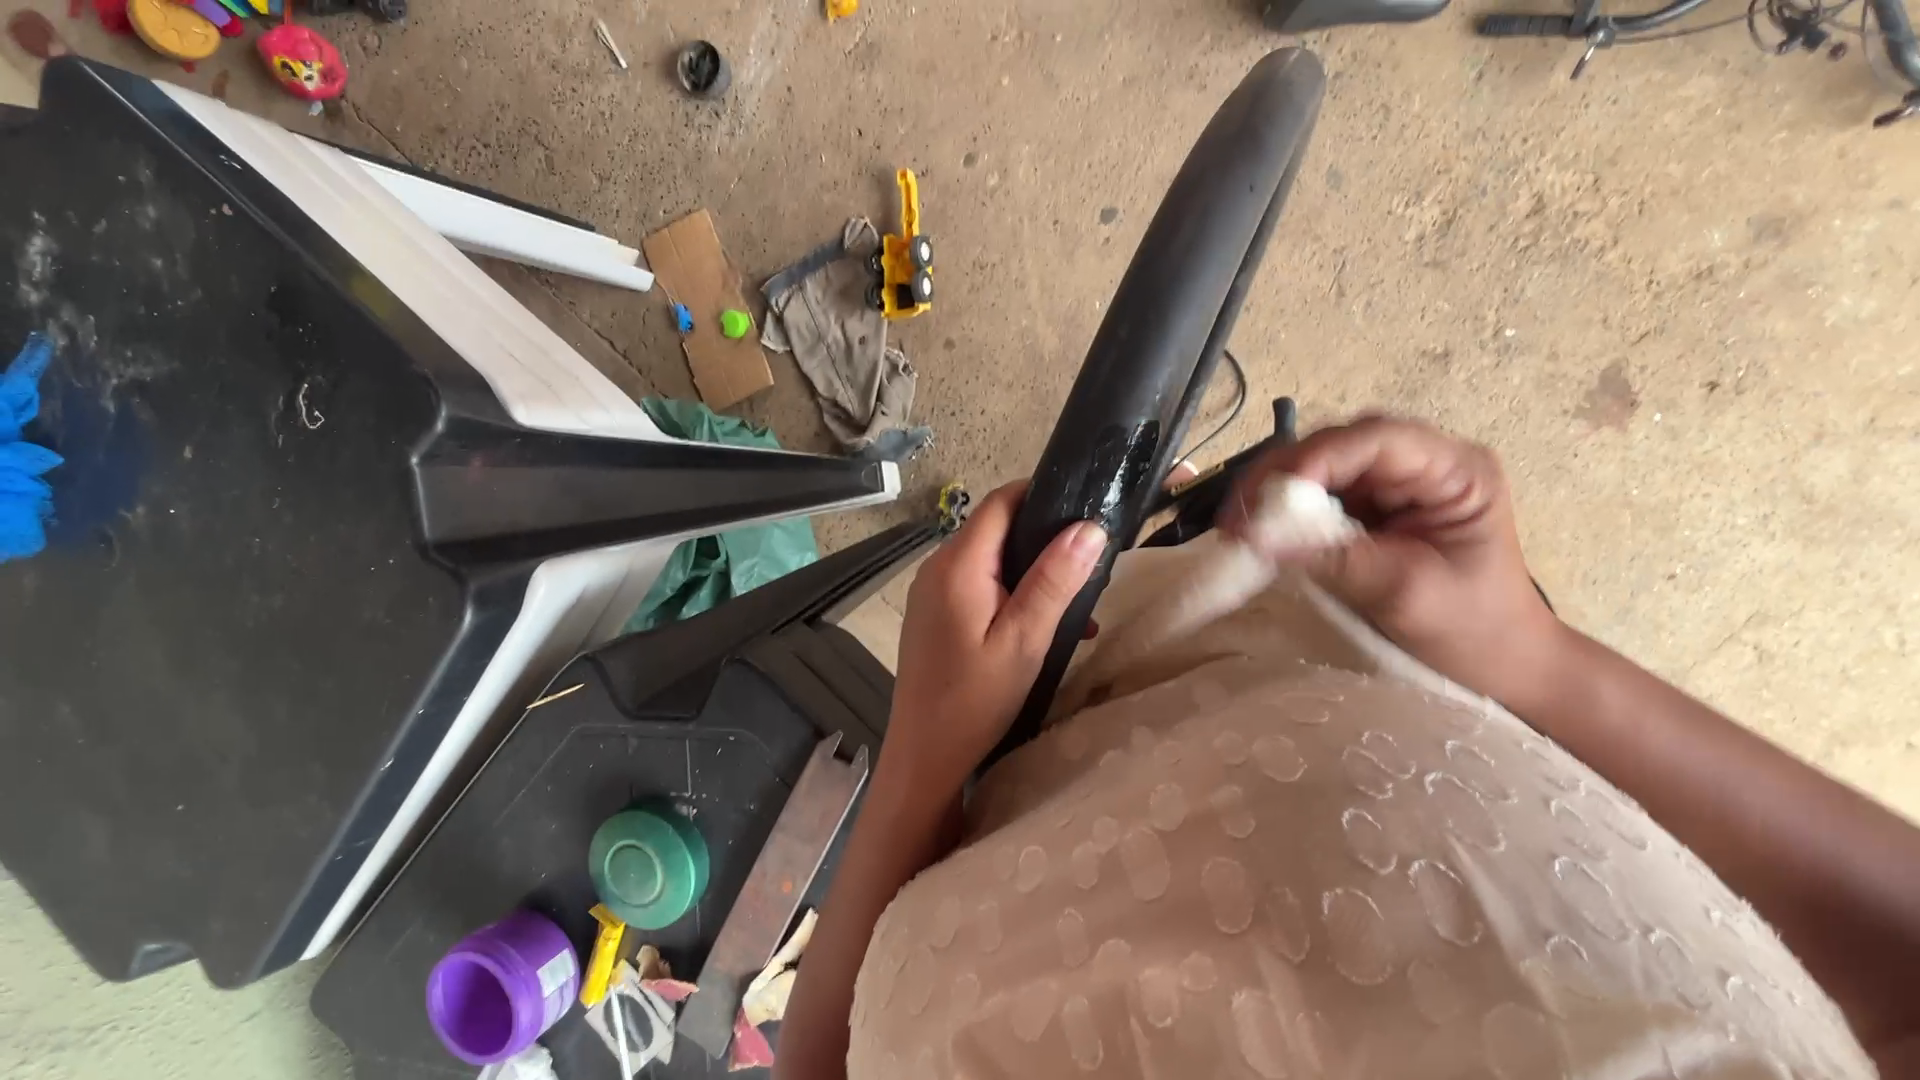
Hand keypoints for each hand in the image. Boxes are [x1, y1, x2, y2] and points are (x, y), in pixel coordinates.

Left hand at [884, 482, 1106, 797]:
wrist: (924, 754)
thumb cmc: (975, 700)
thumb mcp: (1024, 640)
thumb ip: (1054, 580)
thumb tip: (1089, 527)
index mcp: (958, 564)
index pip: (1001, 501)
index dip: (1042, 496)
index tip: (1085, 510)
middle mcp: (937, 567)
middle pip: (997, 530)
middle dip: (1044, 543)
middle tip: (1090, 568)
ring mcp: (931, 592)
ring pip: (991, 562)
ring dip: (1032, 576)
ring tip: (1076, 609)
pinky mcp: (934, 615)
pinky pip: (978, 588)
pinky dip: (1011, 597)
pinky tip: (1041, 629)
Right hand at [1217, 415, 1565, 706]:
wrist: (1497, 665)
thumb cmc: (1471, 630)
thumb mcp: (1406, 594)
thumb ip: (1337, 559)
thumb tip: (1258, 538)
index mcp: (1456, 470)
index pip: (1377, 439)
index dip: (1317, 458)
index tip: (1268, 499)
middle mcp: (1421, 463)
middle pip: (1338, 444)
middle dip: (1281, 475)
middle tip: (1236, 517)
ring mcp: (1392, 484)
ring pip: (1317, 467)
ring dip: (1273, 493)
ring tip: (1237, 527)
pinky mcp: (1368, 508)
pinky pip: (1314, 496)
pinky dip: (1280, 513)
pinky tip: (1256, 533)